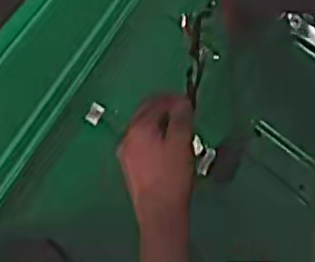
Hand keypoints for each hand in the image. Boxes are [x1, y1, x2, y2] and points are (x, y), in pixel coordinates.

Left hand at [117, 94, 195, 231]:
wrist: (159, 216)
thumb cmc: (172, 176)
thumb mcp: (181, 141)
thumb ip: (181, 116)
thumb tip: (182, 101)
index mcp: (138, 127)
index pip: (157, 101)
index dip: (174, 98)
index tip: (188, 103)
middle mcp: (127, 135)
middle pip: (146, 110)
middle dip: (164, 107)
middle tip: (183, 112)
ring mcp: (125, 151)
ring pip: (143, 125)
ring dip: (159, 120)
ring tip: (177, 128)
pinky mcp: (128, 165)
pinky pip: (141, 139)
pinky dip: (153, 134)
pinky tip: (166, 144)